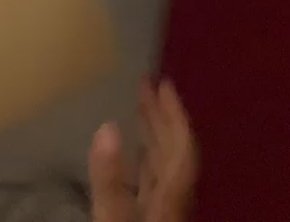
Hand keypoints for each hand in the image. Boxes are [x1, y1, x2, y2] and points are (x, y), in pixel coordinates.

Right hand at [89, 79, 196, 221]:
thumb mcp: (114, 215)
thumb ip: (110, 176)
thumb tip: (107, 124)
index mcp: (173, 193)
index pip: (182, 146)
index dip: (175, 113)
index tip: (164, 81)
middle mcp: (174, 198)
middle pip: (174, 153)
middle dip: (161, 116)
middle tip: (146, 85)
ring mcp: (165, 211)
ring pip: (163, 167)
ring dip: (153, 136)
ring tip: (138, 109)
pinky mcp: (153, 218)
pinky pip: (152, 182)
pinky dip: (143, 161)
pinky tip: (132, 158)